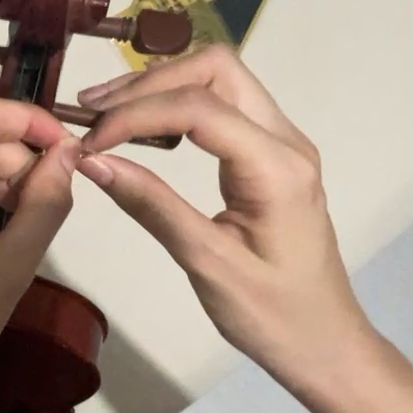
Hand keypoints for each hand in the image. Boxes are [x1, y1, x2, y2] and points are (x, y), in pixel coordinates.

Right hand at [75, 48, 374, 391]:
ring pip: (218, 80)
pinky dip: (172, 105)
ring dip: (157, 87)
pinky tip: (137, 127)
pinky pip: (220, 107)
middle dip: (146, 83)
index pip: (198, 108)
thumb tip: (93, 162)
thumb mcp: (205, 262)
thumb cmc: (271, 314)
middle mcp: (285, 140)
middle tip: (90, 113)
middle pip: (215, 70)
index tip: (87, 145)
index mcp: (276, 168)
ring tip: (101, 112)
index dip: (134, 115)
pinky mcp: (266, 156)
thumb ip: (151, 205)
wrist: (325, 341)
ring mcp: (280, 144)